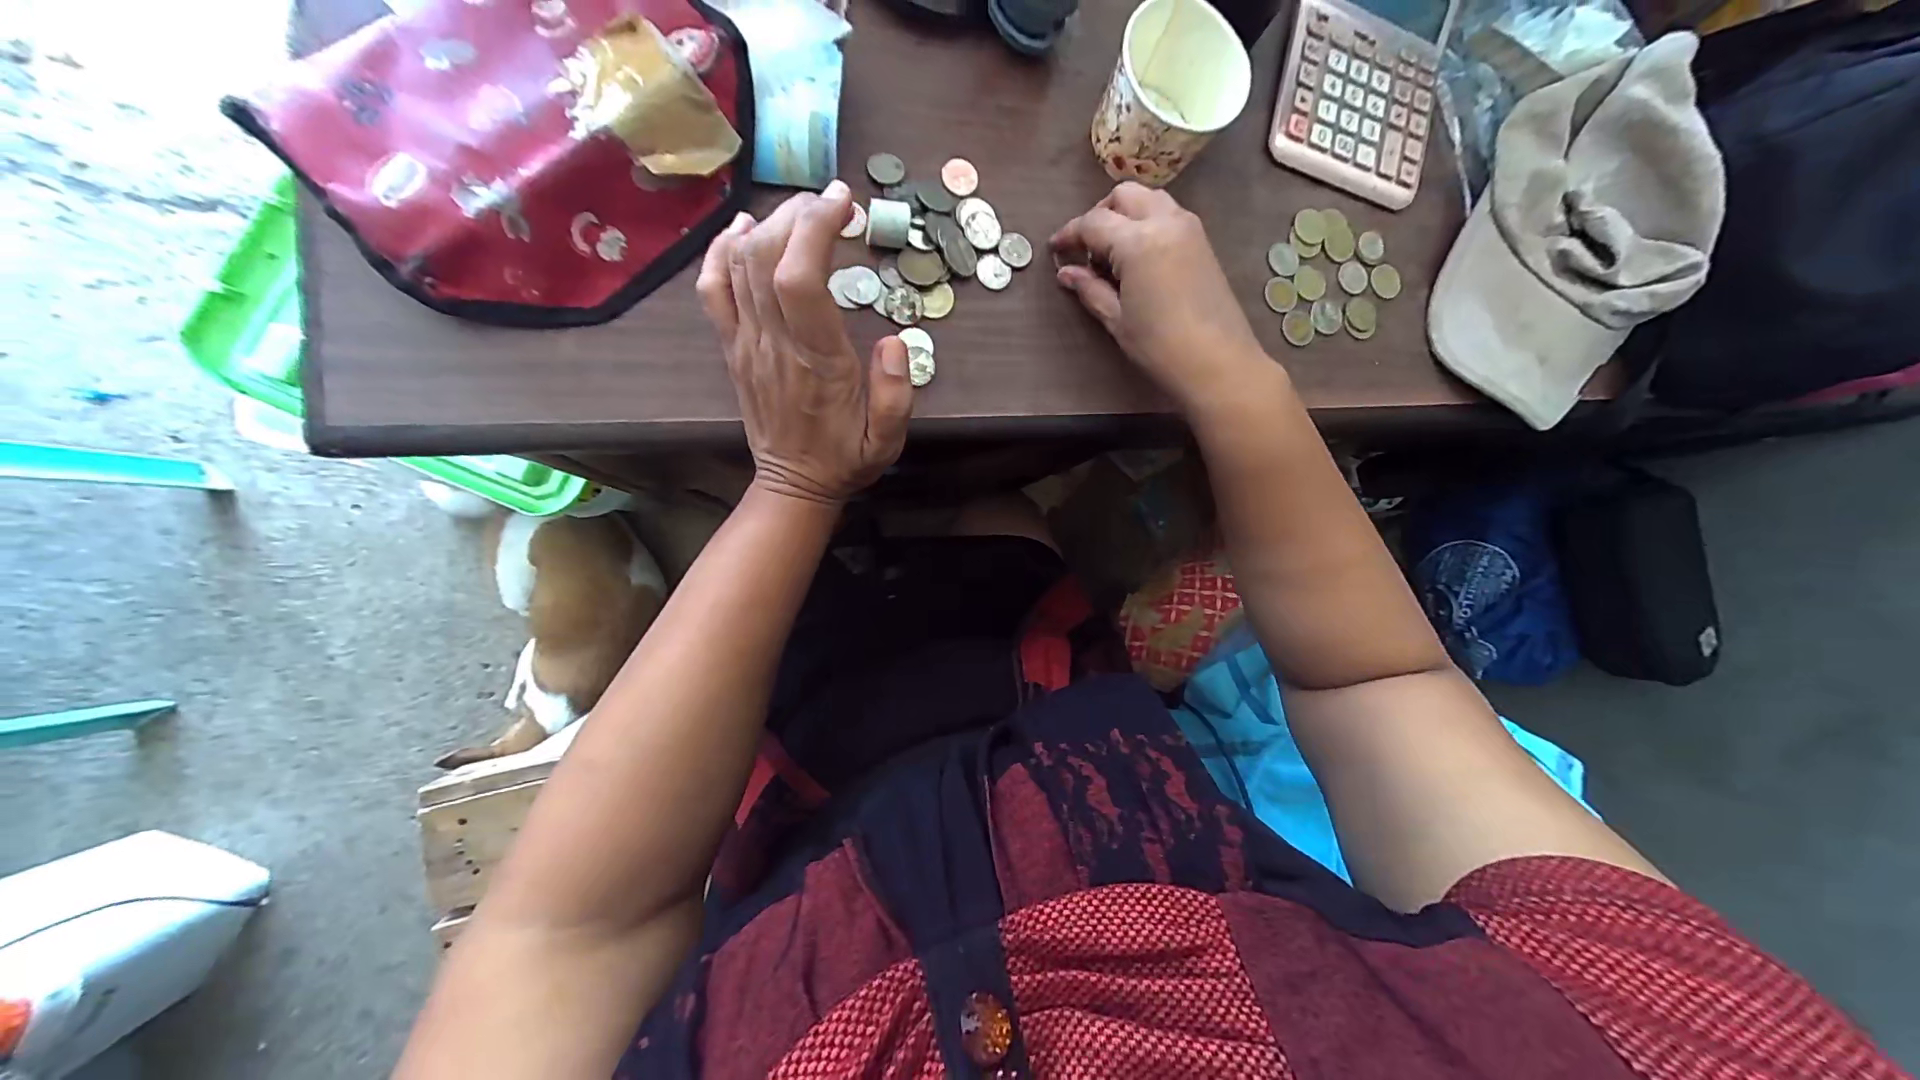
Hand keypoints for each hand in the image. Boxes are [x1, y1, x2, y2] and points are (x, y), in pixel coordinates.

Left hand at [698, 181, 914, 506]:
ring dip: (767, 224)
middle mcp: (773, 344)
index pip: (801, 278)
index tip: (845, 203)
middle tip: (831, 206)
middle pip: (766, 256)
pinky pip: (713, 289)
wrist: (793, 485)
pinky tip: (742, 229)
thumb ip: (896, 394)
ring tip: (802, 214)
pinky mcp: (732, 347)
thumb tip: (896, 341)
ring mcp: (745, 343)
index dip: (817, 227)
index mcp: (816, 361)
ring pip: (739, 264)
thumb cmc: (845, 459)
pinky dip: (720, 251)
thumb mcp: (888, 441)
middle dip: (796, 214)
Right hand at [1050, 183, 1268, 411]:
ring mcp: (1188, 228)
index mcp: (1139, 241)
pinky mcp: (1202, 242)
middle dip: (1098, 215)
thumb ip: (1090, 289)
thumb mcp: (1117, 319)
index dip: (1070, 234)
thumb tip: (1066, 272)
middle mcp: (1165, 222)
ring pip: (1149, 200)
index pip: (1094, 223)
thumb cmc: (1160, 346)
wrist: (1218, 363)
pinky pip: (1167, 215)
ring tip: (1111, 254)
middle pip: (1124, 196)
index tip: (1055, 249)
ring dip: (1124, 215)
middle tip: (1085, 249)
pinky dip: (1146, 223)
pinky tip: (1136, 259)